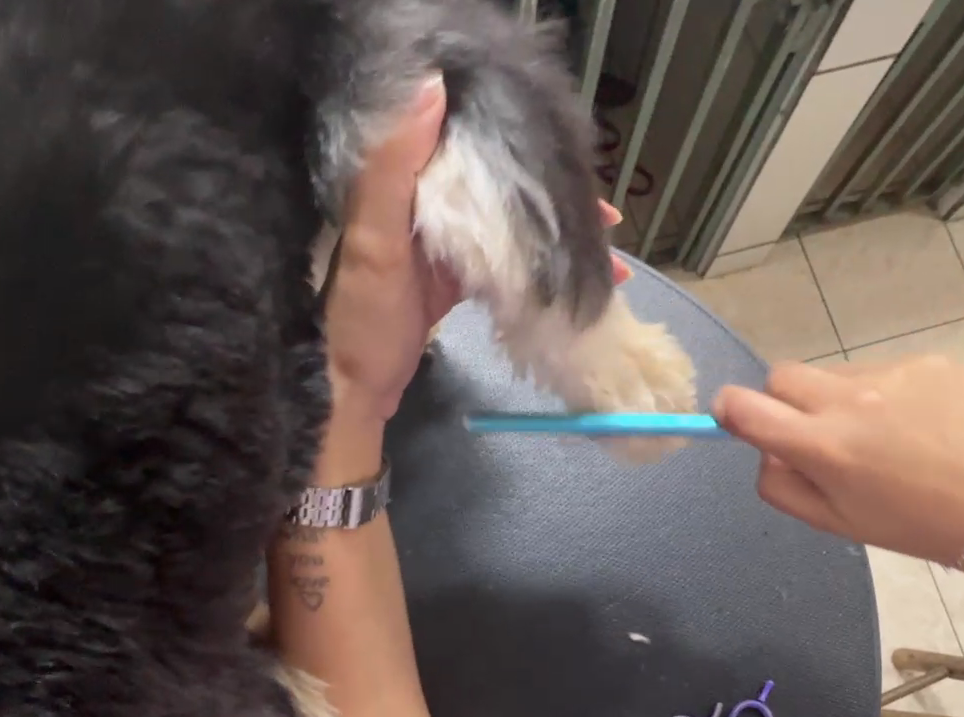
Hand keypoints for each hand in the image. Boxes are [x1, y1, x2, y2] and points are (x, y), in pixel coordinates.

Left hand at [323, 74, 631, 421]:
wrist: (355, 384)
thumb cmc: (362, 316)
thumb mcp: (373, 241)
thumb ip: (394, 167)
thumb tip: (434, 85)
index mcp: (404, 181)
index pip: (473, 144)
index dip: (525, 148)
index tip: (575, 166)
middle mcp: (426, 203)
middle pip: (500, 184)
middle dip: (555, 198)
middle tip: (607, 220)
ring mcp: (443, 243)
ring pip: (508, 222)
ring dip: (553, 234)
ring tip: (605, 255)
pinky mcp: (453, 278)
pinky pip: (501, 261)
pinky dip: (535, 265)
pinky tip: (569, 275)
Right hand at [713, 356, 963, 574]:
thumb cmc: (916, 527)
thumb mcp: (835, 523)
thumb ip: (780, 486)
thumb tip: (763, 449)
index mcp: (825, 447)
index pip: (744, 405)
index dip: (728, 409)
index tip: (734, 419)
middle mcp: (852, 399)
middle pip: (781, 376)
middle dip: (782, 402)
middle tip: (813, 435)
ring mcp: (893, 373)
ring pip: (832, 375)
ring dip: (836, 401)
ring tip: (882, 438)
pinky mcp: (928, 360)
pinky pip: (878, 372)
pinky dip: (881, 395)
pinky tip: (915, 426)